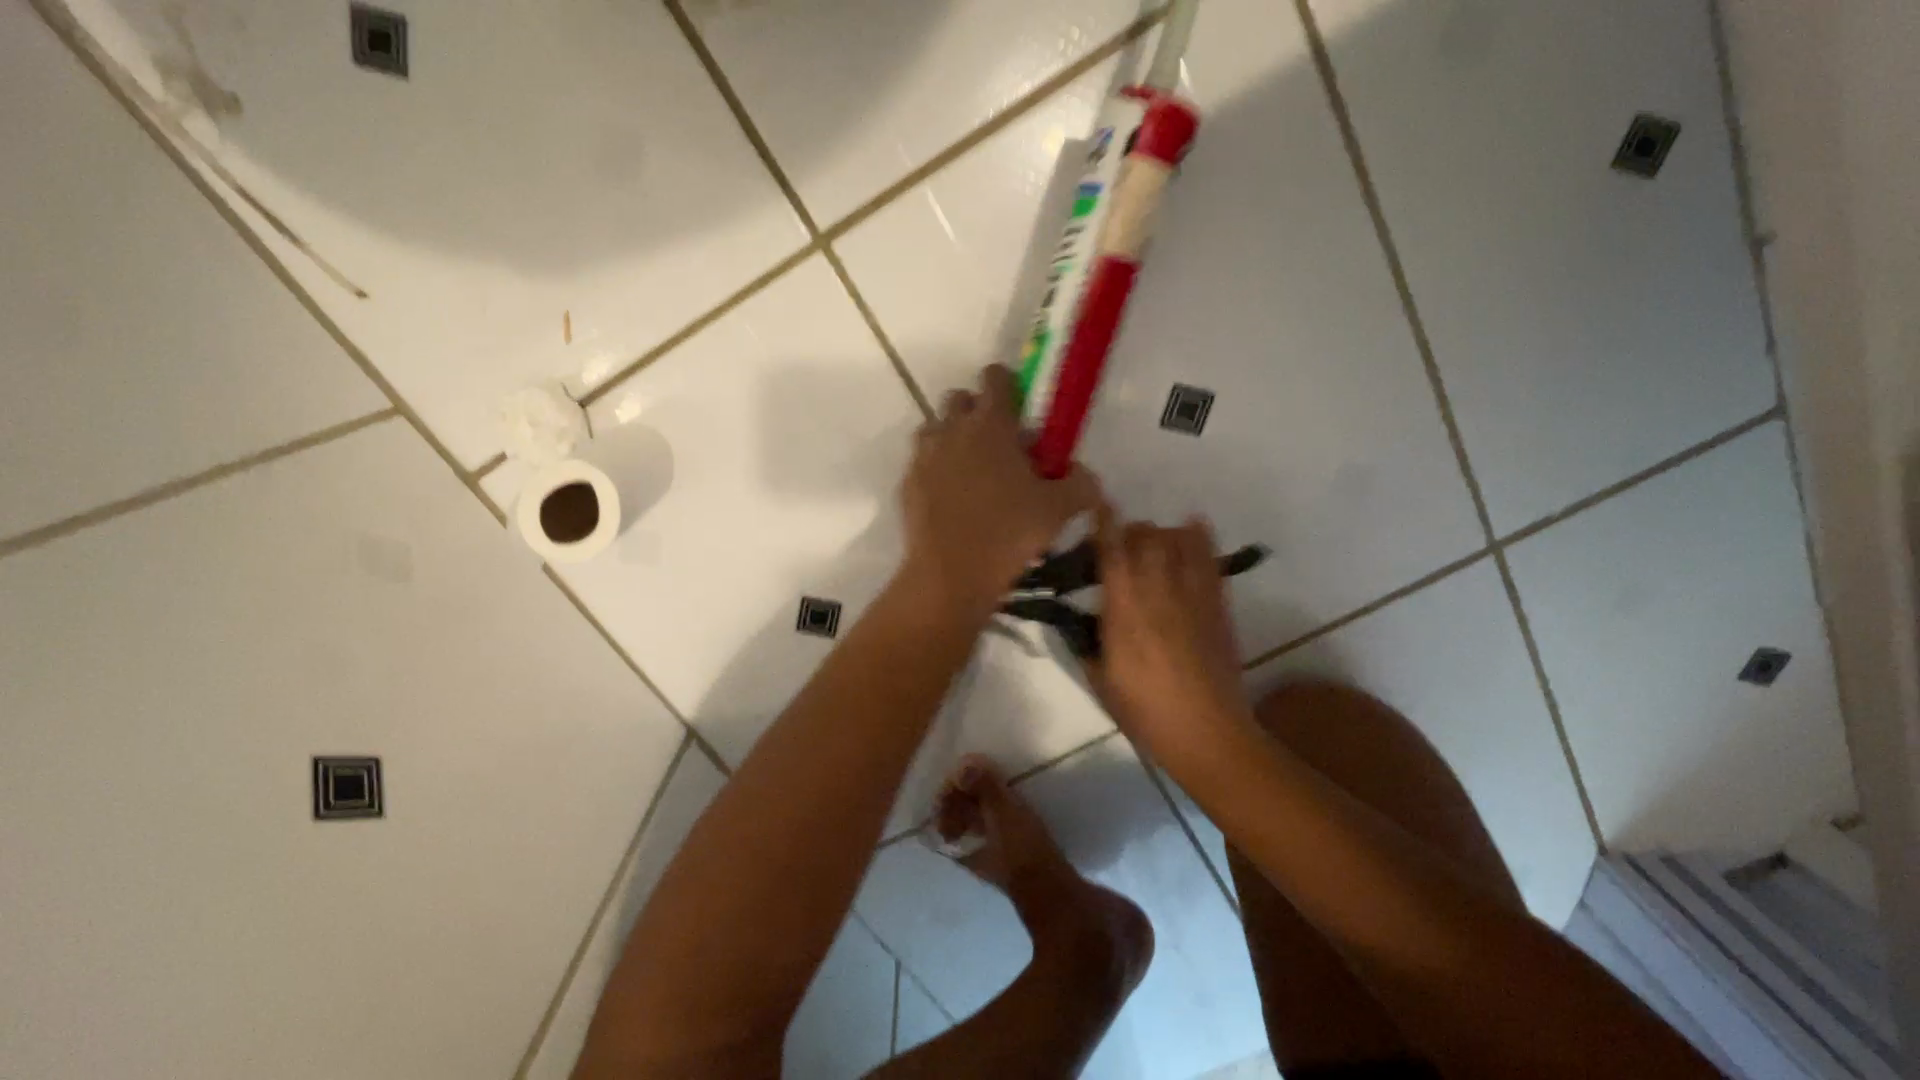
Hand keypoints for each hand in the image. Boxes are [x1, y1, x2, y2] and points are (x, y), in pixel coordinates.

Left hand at [898, 364, 1100, 607]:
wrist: (950, 573)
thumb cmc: (1008, 533)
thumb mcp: (1059, 510)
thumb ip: (1080, 484)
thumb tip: (1086, 474)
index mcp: (991, 424)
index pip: (995, 378)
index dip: (1008, 384)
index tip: (1019, 406)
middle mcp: (952, 430)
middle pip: (959, 399)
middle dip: (976, 410)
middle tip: (997, 443)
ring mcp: (924, 456)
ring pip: (935, 428)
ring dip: (951, 437)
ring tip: (971, 469)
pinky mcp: (907, 483)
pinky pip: (922, 462)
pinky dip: (935, 469)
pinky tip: (950, 497)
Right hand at [1088, 502, 1255, 757]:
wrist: (1206, 731)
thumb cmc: (1144, 711)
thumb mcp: (1101, 678)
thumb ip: (1089, 641)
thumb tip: (1084, 620)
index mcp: (1123, 608)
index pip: (1111, 551)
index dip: (1103, 523)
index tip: (1099, 504)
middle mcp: (1157, 589)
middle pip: (1146, 537)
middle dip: (1132, 532)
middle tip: (1123, 544)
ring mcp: (1192, 594)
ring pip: (1177, 541)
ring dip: (1162, 534)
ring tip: (1155, 542)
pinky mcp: (1218, 604)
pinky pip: (1209, 559)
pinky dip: (1200, 538)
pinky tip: (1194, 527)